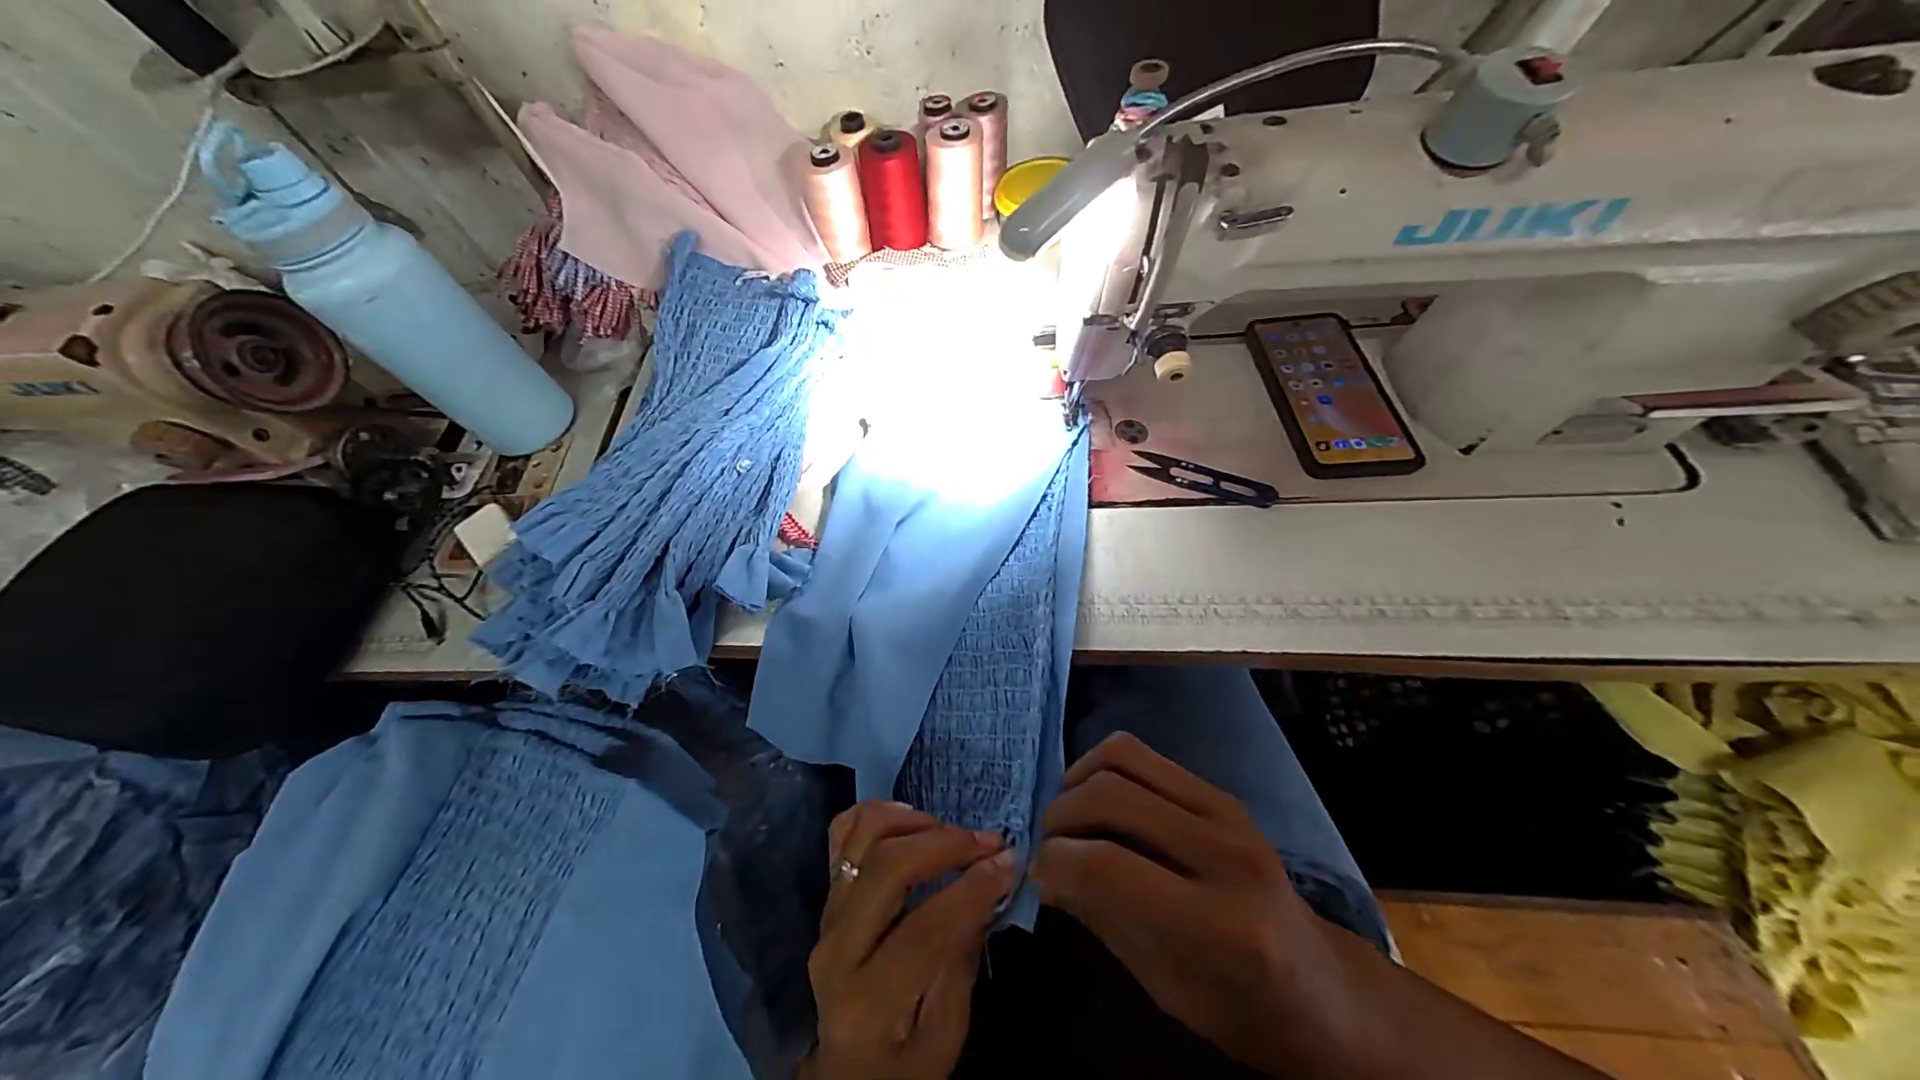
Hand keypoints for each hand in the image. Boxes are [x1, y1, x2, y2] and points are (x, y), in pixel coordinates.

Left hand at [801, 800, 1015, 1079]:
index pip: (923, 929)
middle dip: (946, 844)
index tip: (1008, 862)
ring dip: (912, 821)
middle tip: (990, 842)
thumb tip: (989, 887)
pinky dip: (876, 813)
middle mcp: (837, 948)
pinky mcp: (826, 895)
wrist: (845, 1071)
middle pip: (887, 868)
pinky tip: (911, 819)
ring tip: (950, 832)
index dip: (970, 889)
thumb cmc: (904, 1064)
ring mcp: (825, 915)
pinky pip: (841, 832)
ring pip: (860, 837)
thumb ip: (962, 960)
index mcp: (869, 1001)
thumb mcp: (945, 1036)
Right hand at [1030, 733, 1341, 1073]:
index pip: (1105, 865)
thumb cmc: (1241, 1008)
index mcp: (1216, 924)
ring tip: (1069, 817)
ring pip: (1123, 756)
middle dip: (1059, 817)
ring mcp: (1228, 813)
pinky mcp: (1223, 794)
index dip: (1052, 863)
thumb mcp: (1162, 984)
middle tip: (1046, 846)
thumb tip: (1042, 869)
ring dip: (1078, 781)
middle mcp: (1225, 853)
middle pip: (1109, 796)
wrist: (1322, 989)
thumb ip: (1101, 916)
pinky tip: (1099, 802)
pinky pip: (1146, 756)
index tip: (1035, 874)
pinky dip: (1105, 770)